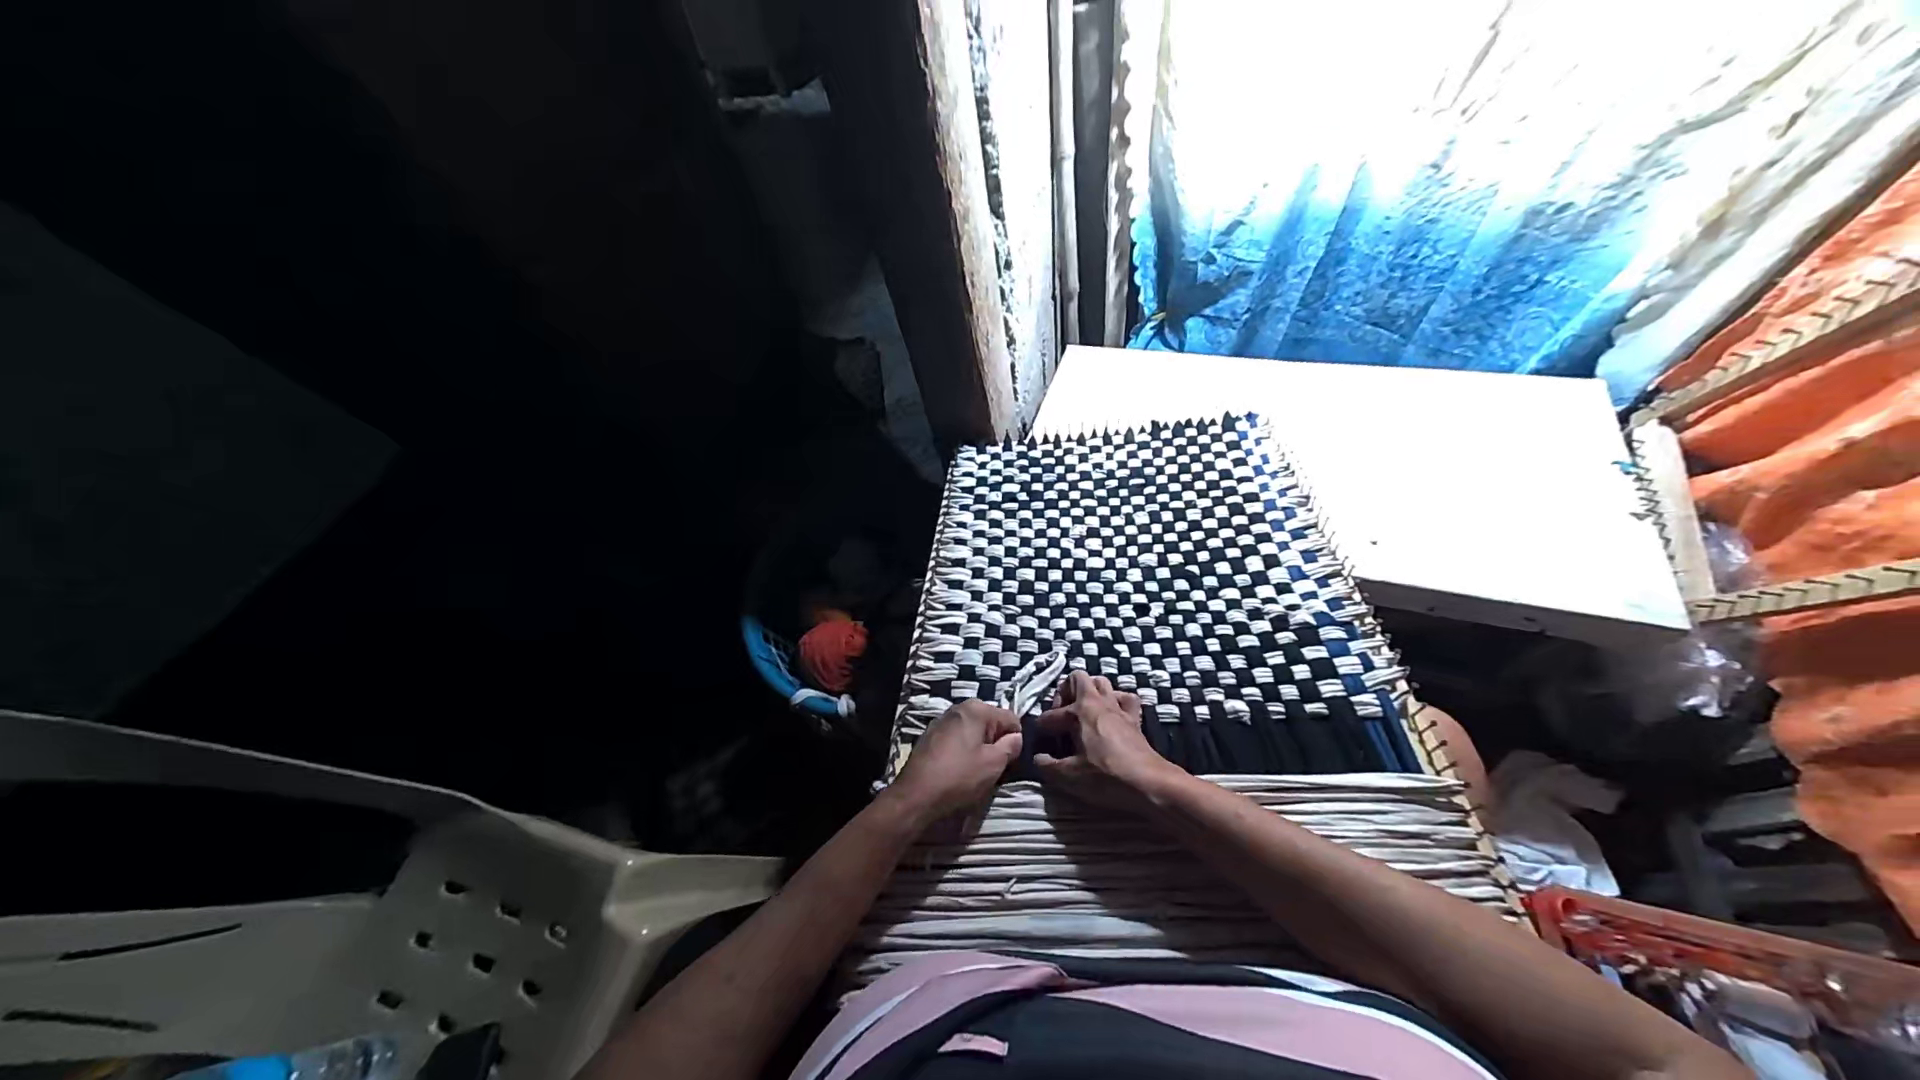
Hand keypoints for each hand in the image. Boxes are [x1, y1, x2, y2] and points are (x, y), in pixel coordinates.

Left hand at [887, 700, 1022, 824]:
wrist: (915, 797)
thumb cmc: (959, 777)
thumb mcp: (993, 764)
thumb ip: (1011, 746)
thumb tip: (1016, 737)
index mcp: (975, 709)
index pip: (1011, 718)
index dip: (1016, 740)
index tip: (1011, 761)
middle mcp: (957, 709)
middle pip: (990, 724)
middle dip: (996, 744)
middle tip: (994, 769)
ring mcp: (941, 723)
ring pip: (973, 734)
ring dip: (979, 750)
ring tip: (976, 773)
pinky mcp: (929, 739)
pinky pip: (956, 742)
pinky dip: (962, 754)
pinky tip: (958, 772)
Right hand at [1033, 671, 1184, 813]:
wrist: (1150, 783)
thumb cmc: (1106, 776)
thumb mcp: (1070, 775)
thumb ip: (1049, 766)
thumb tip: (1038, 758)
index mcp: (1080, 711)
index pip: (1053, 713)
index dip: (1043, 726)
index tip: (1042, 741)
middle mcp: (1099, 702)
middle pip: (1079, 678)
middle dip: (1065, 692)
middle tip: (1062, 716)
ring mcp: (1119, 708)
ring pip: (1102, 683)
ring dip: (1090, 693)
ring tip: (1083, 713)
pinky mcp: (1135, 719)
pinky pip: (1125, 699)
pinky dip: (1116, 702)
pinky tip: (1111, 717)